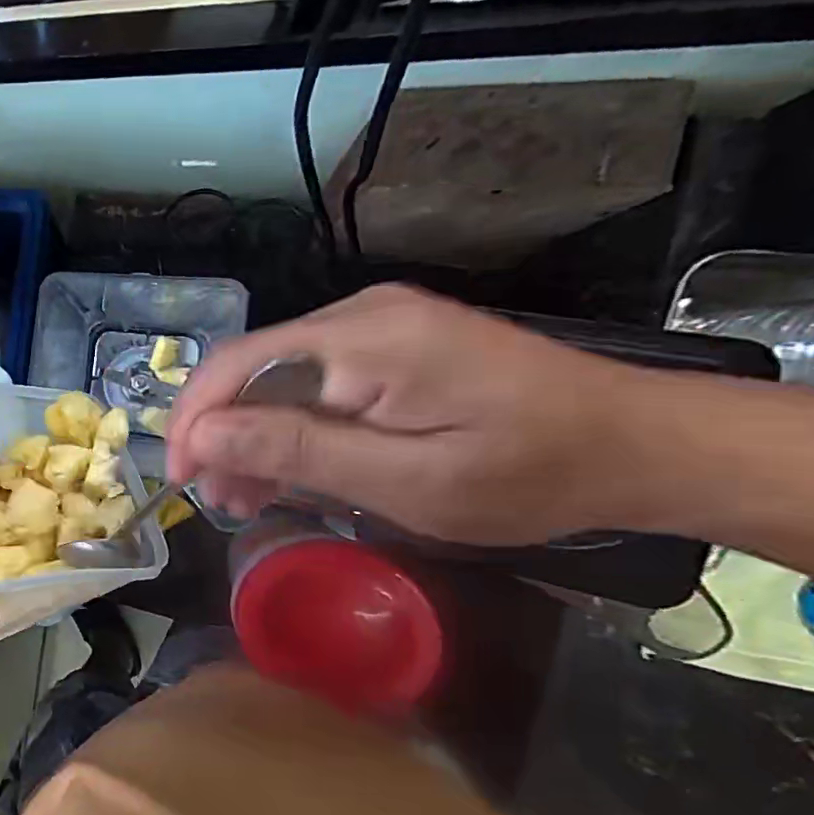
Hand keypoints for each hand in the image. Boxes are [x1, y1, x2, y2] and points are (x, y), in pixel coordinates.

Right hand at [166, 284, 654, 544]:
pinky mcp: (389, 342)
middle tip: (220, 500)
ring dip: (253, 435)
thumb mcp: (404, 478)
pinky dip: (290, 425)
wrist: (633, 444)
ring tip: (247, 496)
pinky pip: (312, 379)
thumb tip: (203, 433)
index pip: (239, 364)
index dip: (194, 419)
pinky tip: (288, 468)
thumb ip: (297, 448)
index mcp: (364, 338)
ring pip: (277, 377)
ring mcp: (376, 323)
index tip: (180, 478)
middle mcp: (359, 313)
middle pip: (253, 369)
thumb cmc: (527, 473)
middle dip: (223, 435)